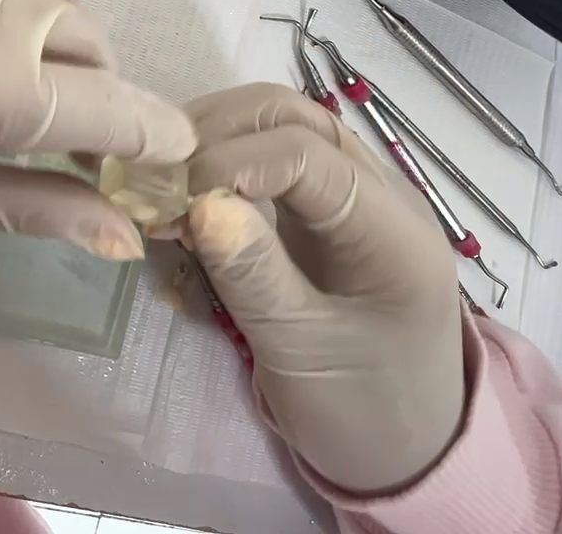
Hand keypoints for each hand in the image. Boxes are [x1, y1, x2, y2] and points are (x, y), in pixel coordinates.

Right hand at [184, 83, 464, 495]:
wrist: (403, 446)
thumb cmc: (361, 408)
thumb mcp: (301, 352)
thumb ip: (253, 273)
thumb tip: (197, 200)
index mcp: (394, 230)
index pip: (306, 152)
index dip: (230, 162)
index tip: (171, 200)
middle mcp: (379, 189)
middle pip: (292, 115)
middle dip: (217, 130)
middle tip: (158, 174)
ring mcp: (350, 189)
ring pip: (277, 121)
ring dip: (214, 136)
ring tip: (164, 179)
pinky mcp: (321, 202)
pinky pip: (269, 152)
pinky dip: (220, 156)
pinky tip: (185, 189)